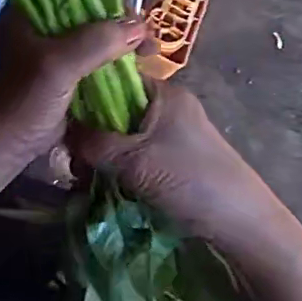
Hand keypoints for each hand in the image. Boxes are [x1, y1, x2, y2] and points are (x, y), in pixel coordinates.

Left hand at [0, 12, 144, 164]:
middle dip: (122, 23)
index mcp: (30, 14)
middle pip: (91, 13)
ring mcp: (58, 51)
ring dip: (124, 43)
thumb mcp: (57, 66)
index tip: (134, 12)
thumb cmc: (24, 100)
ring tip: (150, 54)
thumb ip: (94, 43)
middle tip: (148, 40)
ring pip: (98, 38)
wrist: (9, 143)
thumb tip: (138, 27)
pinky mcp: (70, 74)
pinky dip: (119, 62)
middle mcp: (44, 27)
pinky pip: (100, 60)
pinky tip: (140, 67)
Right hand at [69, 82, 289, 252]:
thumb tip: (59, 131)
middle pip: (114, 103)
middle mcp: (167, 105)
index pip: (114, 73)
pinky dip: (113, 160)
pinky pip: (131, 148)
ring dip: (98, 146)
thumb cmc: (190, 180)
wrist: (244, 227)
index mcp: (164, 92)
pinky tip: (95, 174)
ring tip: (76, 165)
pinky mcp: (172, 156)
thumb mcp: (131, 159)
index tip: (57, 104)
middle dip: (88, 123)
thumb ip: (90, 141)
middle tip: (64, 143)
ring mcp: (171, 131)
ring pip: (120, 129)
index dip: (84, 85)